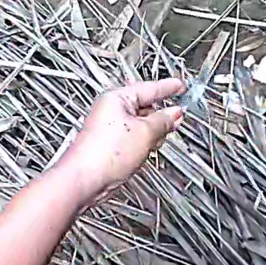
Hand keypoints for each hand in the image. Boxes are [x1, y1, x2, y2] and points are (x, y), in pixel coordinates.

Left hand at [48, 78, 185, 199]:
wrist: (85, 179)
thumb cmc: (105, 153)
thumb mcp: (145, 132)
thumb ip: (163, 120)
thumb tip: (174, 113)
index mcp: (117, 98)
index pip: (149, 88)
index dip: (168, 87)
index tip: (180, 85)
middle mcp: (111, 110)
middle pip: (145, 107)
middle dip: (161, 115)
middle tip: (178, 118)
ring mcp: (109, 128)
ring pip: (140, 125)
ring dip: (153, 132)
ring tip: (159, 139)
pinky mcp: (109, 145)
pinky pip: (133, 138)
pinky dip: (143, 142)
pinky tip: (147, 149)